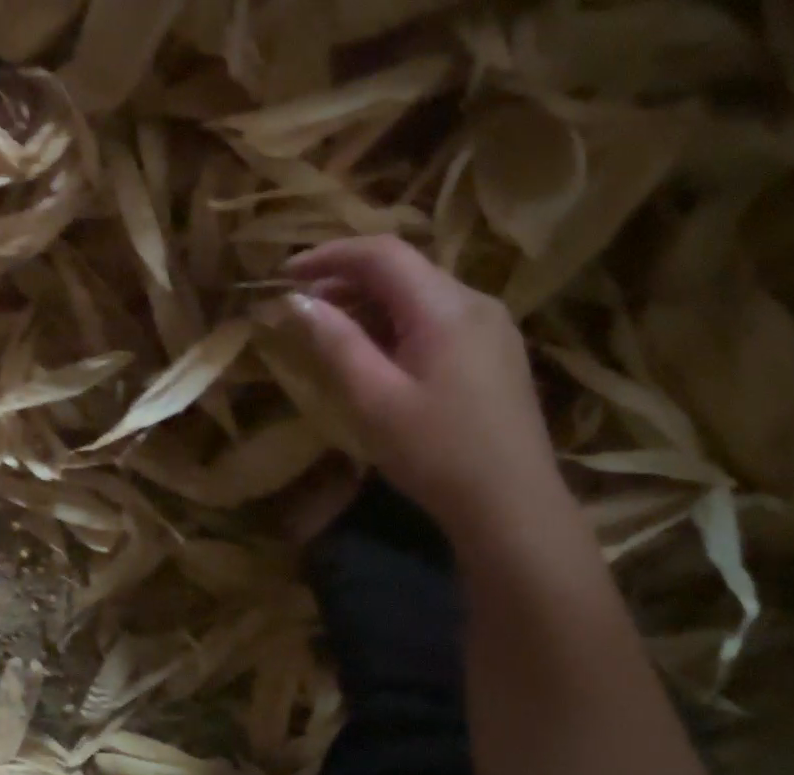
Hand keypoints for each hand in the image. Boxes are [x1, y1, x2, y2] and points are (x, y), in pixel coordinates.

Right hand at [284, 235, 565, 543]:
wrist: (510, 502)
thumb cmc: (435, 452)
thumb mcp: (373, 399)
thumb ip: (336, 343)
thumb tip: (297, 302)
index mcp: (445, 308)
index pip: (382, 253)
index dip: (328, 255)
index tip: (283, 274)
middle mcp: (475, 302)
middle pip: (404, 269)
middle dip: (345, 279)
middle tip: (298, 307)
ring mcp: (491, 325)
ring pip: (420, 293)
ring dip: (369, 302)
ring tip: (327, 330)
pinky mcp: (494, 351)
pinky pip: (437, 317)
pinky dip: (395, 321)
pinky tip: (374, 353)